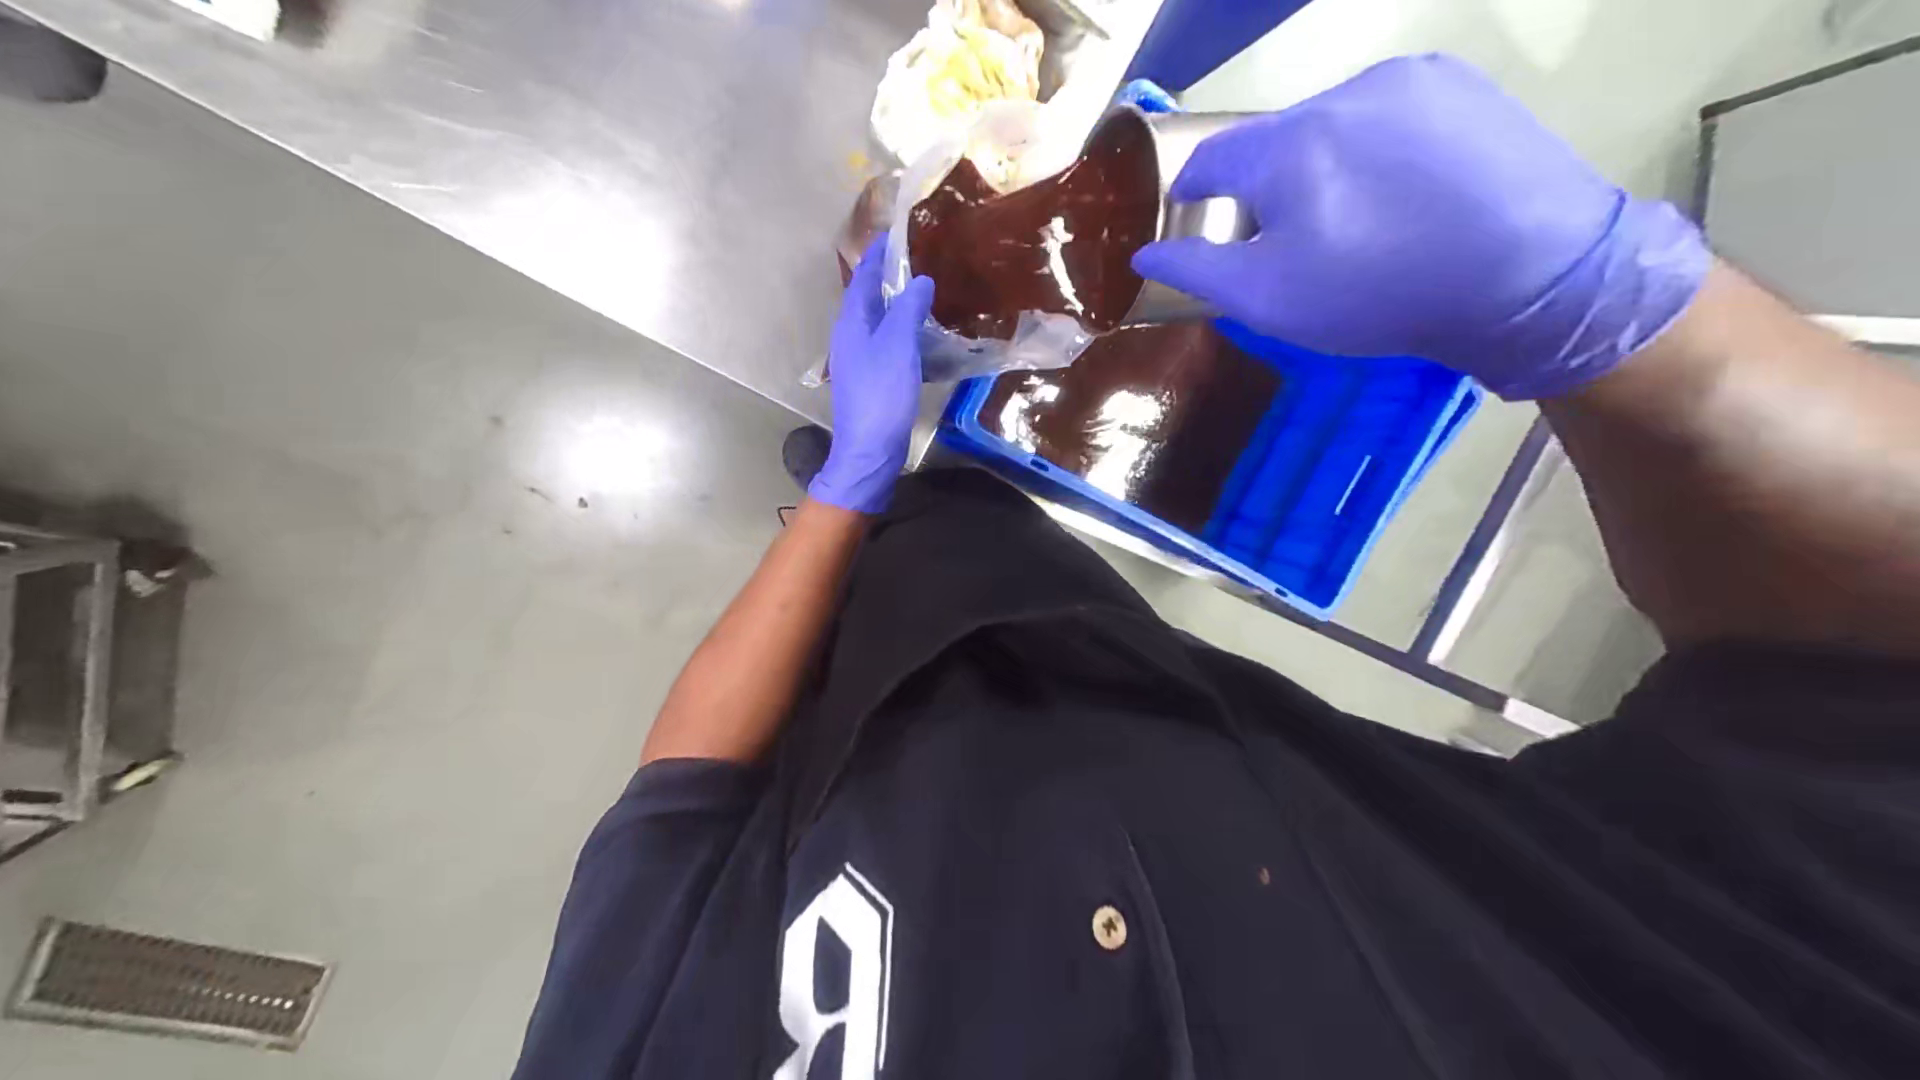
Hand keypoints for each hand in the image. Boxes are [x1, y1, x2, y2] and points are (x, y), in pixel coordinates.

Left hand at [808, 236, 935, 512]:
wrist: (869, 451)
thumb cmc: (881, 397)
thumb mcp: (897, 348)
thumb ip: (907, 311)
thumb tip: (920, 280)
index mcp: (852, 325)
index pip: (862, 279)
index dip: (876, 256)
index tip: (894, 233)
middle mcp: (851, 339)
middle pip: (868, 299)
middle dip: (888, 278)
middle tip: (916, 258)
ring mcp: (861, 362)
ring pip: (879, 323)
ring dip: (898, 306)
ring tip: (925, 291)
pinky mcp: (874, 381)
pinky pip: (889, 345)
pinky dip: (905, 333)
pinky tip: (924, 336)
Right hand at [1131, 54, 1709, 399]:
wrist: (1532, 276)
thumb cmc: (1378, 294)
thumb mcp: (1268, 298)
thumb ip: (1197, 270)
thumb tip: (1144, 252)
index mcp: (1288, 147)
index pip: (1211, 158)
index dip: (1192, 191)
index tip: (1196, 220)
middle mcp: (1342, 93)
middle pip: (1270, 142)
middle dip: (1261, 187)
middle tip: (1283, 240)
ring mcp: (1408, 80)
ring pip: (1328, 125)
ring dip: (1317, 166)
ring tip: (1348, 219)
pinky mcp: (1460, 86)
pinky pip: (1384, 114)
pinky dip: (1369, 149)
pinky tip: (1397, 193)